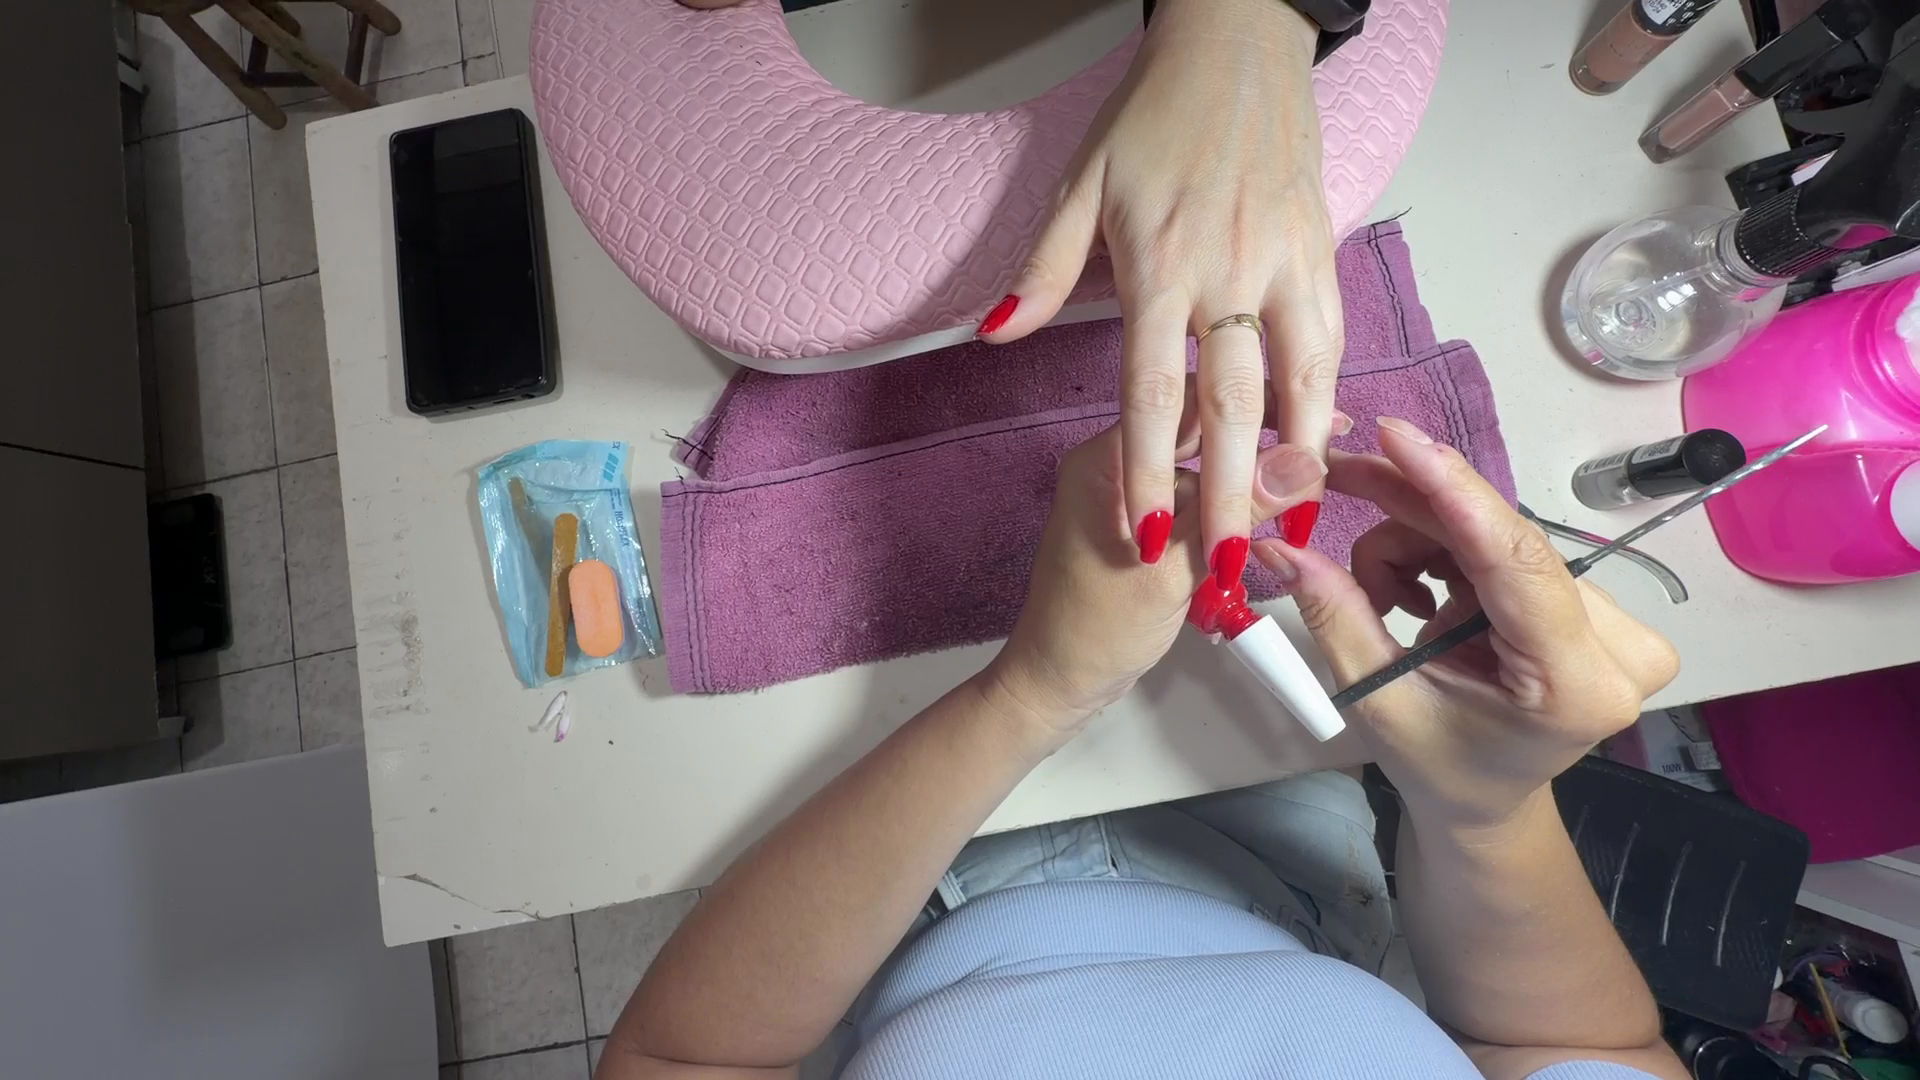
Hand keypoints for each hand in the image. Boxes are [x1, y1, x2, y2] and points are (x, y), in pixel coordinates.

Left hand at [981, 0, 1339, 586]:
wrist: (1237, 41)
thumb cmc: (1150, 119)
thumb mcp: (1078, 186)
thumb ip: (1041, 271)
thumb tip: (994, 333)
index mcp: (1161, 269)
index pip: (1152, 396)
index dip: (1148, 473)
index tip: (1147, 538)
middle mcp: (1229, 275)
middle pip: (1231, 409)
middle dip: (1230, 497)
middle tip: (1228, 570)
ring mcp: (1286, 264)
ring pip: (1301, 382)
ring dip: (1296, 466)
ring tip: (1288, 531)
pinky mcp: (1322, 251)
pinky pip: (1331, 340)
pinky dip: (1328, 401)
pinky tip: (1320, 449)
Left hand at [986, 405, 1325, 737]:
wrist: (1057, 680)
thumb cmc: (1098, 628)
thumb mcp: (1171, 572)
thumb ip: (1236, 512)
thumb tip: (1306, 459)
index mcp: (1104, 458)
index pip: (1185, 405)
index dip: (1254, 404)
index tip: (1322, 415)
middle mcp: (1114, 464)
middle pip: (1198, 439)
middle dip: (1257, 453)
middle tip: (1326, 460)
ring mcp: (1127, 496)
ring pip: (1201, 473)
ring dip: (1244, 488)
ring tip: (1302, 501)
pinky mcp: (1140, 526)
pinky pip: (1191, 505)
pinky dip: (1224, 515)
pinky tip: (1264, 527)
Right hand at [1250, 418, 1680, 829]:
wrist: (1486, 796)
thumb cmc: (1434, 763)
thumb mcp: (1373, 693)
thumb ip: (1333, 612)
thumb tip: (1276, 545)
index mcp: (1571, 683)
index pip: (1516, 563)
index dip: (1452, 490)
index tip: (1395, 437)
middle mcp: (1616, 643)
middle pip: (1492, 537)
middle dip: (1405, 515)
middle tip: (1333, 480)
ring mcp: (1613, 619)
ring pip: (1485, 534)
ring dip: (1414, 547)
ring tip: (1380, 600)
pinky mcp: (1590, 603)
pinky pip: (1495, 544)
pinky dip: (1438, 555)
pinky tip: (1415, 598)